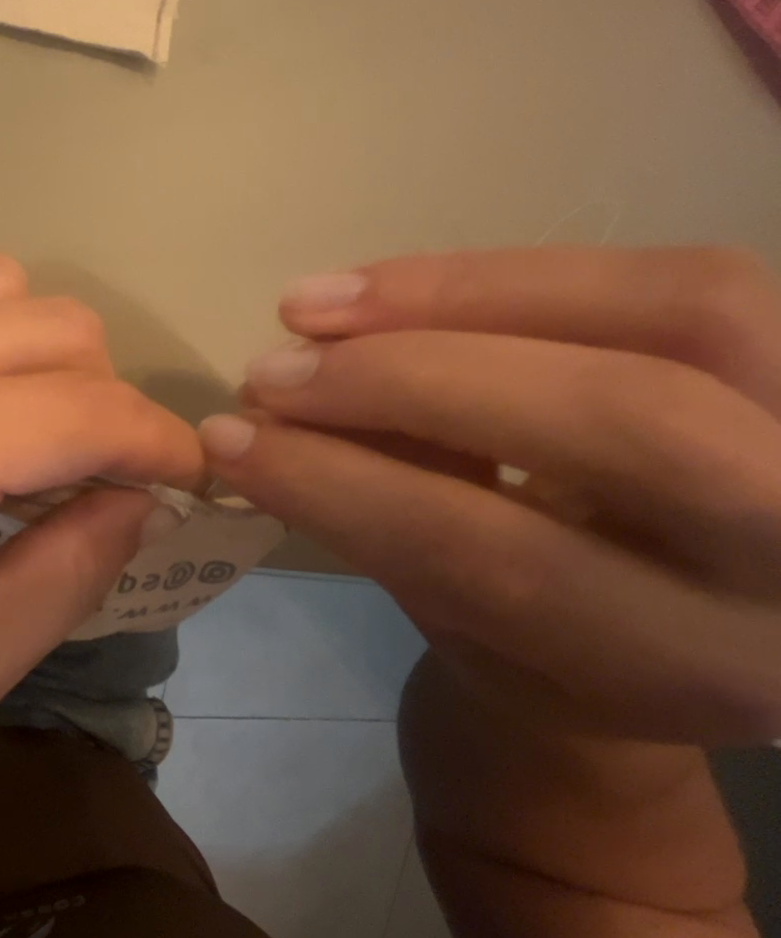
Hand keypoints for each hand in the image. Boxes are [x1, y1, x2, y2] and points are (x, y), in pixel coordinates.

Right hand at [202, 246, 780, 746]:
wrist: (697, 629)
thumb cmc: (557, 648)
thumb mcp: (466, 627)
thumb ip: (382, 524)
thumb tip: (268, 422)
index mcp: (711, 663)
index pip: (506, 556)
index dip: (344, 484)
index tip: (227, 441)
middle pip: (622, 416)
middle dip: (406, 378)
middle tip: (274, 372)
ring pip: (681, 307)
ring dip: (456, 295)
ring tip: (314, 306)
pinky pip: (678, 277)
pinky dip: (509, 273)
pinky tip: (393, 289)